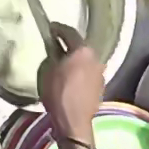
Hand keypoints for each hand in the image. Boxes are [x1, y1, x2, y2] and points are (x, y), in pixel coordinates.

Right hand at [38, 24, 103, 142]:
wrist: (73, 121)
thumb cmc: (58, 93)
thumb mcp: (47, 70)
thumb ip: (52, 55)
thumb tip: (56, 50)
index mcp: (83, 50)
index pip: (69, 32)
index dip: (58, 29)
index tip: (50, 27)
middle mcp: (96, 58)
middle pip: (80, 47)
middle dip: (68, 45)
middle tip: (56, 45)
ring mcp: (101, 73)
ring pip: (86, 61)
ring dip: (76, 60)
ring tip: (64, 64)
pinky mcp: (101, 86)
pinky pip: (88, 73)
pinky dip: (80, 72)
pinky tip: (72, 78)